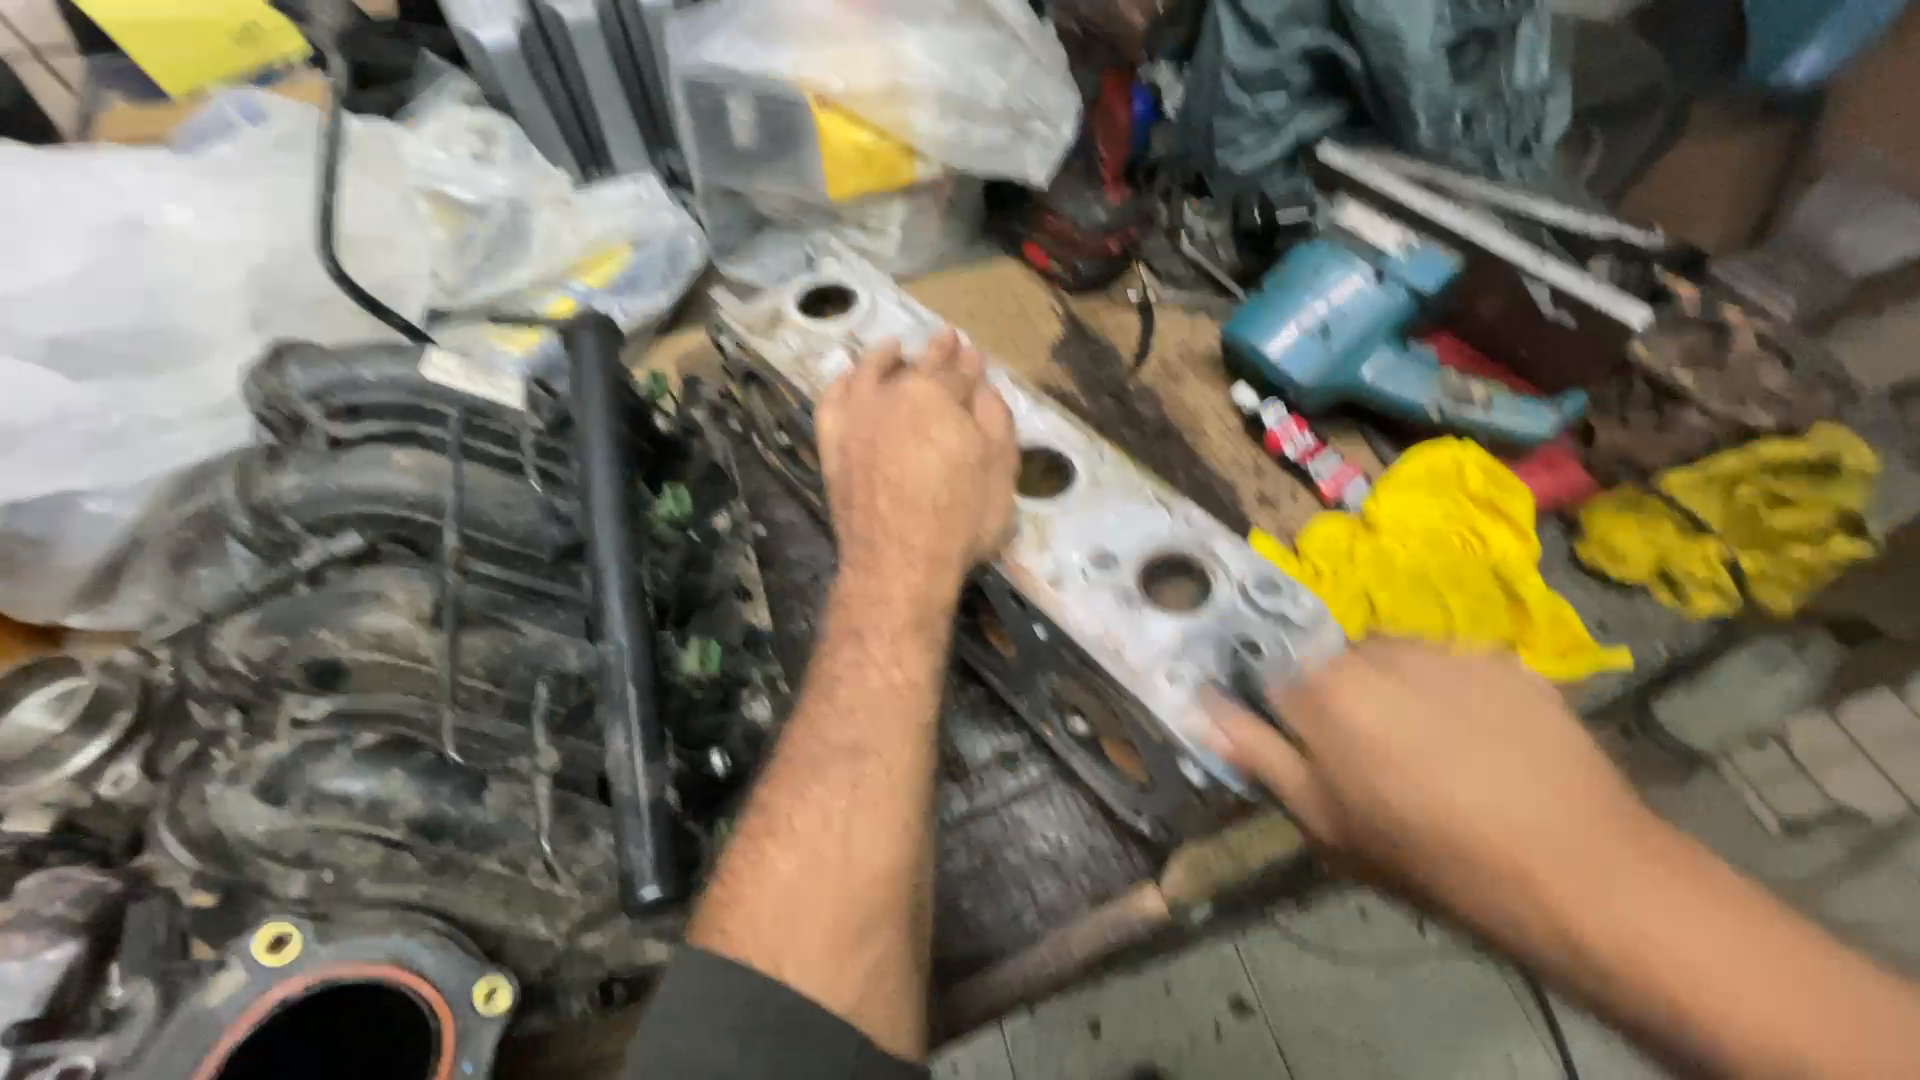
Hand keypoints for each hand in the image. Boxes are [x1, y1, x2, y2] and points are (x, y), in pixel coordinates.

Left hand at [816, 329, 1017, 599]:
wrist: (898, 563)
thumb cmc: (960, 520)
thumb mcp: (1000, 471)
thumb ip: (995, 420)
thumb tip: (983, 387)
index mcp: (939, 396)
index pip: (960, 371)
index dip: (970, 363)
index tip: (974, 353)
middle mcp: (894, 394)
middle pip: (918, 365)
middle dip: (937, 350)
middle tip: (946, 338)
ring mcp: (857, 416)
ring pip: (870, 371)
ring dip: (885, 356)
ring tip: (893, 348)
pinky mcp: (832, 442)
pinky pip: (832, 398)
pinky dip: (843, 382)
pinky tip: (849, 378)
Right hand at [1206, 639, 1659, 937]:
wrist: (1574, 868)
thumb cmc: (1427, 855)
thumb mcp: (1324, 821)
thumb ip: (1258, 754)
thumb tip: (1201, 704)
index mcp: (1321, 690)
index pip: (1270, 673)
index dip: (1282, 708)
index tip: (1304, 741)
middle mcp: (1374, 651)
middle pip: (1330, 662)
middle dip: (1338, 697)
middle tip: (1370, 756)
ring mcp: (1443, 648)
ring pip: (1390, 658)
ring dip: (1393, 690)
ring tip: (1431, 748)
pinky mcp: (1501, 656)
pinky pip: (1450, 663)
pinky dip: (1451, 690)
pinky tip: (1481, 739)